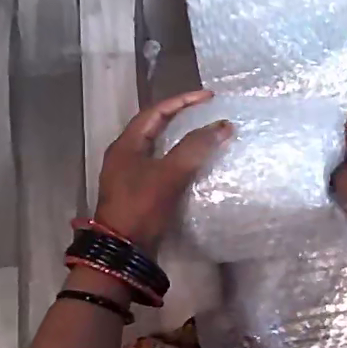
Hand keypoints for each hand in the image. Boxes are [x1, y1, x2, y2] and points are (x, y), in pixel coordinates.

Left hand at [93, 90, 233, 252]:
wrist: (124, 250)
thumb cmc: (141, 207)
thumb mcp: (169, 174)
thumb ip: (195, 147)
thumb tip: (223, 125)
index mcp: (126, 145)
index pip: (156, 112)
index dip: (182, 101)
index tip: (209, 97)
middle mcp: (126, 156)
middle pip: (156, 128)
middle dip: (182, 118)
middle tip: (208, 113)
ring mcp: (132, 176)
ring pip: (160, 149)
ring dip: (183, 140)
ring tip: (206, 136)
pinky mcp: (141, 194)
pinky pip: (164, 168)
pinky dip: (181, 162)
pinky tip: (197, 166)